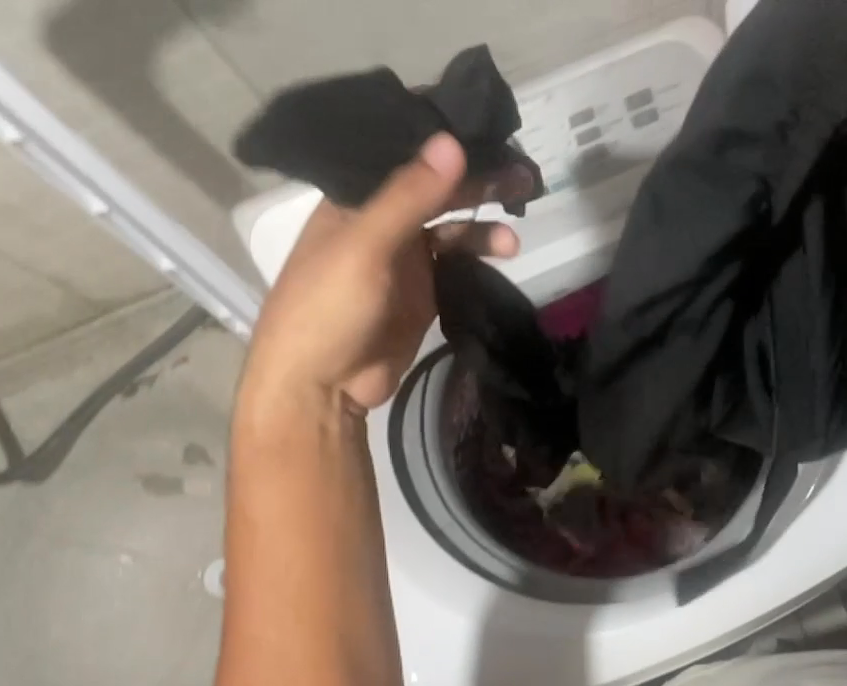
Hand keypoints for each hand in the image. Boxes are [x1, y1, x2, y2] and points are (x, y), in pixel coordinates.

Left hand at [239, 134, 522, 414]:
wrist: (322, 385)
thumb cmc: (327, 308)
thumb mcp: (366, 246)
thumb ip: (409, 197)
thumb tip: (452, 142)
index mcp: (354, 200)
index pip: (408, 160)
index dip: (449, 148)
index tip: (494, 139)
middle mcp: (380, 224)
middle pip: (436, 194)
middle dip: (478, 186)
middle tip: (524, 180)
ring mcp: (403, 261)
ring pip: (451, 231)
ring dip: (482, 228)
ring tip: (514, 238)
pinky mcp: (422, 295)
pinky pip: (456, 266)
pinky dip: (479, 259)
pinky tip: (503, 255)